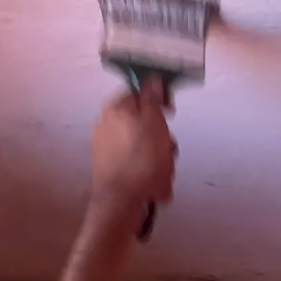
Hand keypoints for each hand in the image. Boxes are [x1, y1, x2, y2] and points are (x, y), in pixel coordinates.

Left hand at [91, 82, 176, 208]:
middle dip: (162, 139)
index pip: (139, 92)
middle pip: (145, 123)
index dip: (158, 99)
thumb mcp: (153, 122)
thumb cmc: (141, 159)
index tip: (171, 112)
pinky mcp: (112, 172)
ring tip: (164, 175)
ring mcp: (109, 150)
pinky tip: (157, 188)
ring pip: (145, 147)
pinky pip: (138, 166)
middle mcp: (108, 126)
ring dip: (160, 160)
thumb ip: (153, 98)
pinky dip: (150, 175)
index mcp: (116, 109)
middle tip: (168, 150)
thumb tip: (152, 77)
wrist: (121, 204)